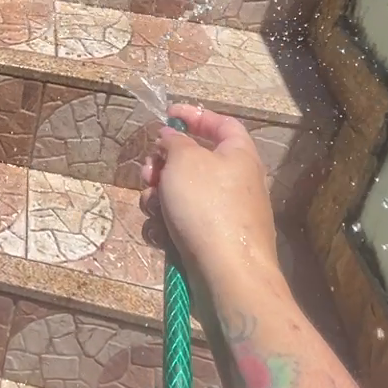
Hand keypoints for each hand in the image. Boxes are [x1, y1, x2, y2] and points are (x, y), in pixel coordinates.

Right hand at [139, 104, 280, 285]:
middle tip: (149, 171)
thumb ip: (174, 141)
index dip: (194, 115)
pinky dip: (165, 221)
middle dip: (162, 163)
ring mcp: (222, 212)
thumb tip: (171, 138)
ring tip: (153, 206)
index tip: (167, 115)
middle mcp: (234, 181)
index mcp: (238, 156)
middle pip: (192, 159)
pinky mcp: (210, 238)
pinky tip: (159, 230)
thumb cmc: (208, 206)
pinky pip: (180, 218)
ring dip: (157, 194)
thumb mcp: (184, 160)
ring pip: (180, 190)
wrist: (228, 272)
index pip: (222, 123)